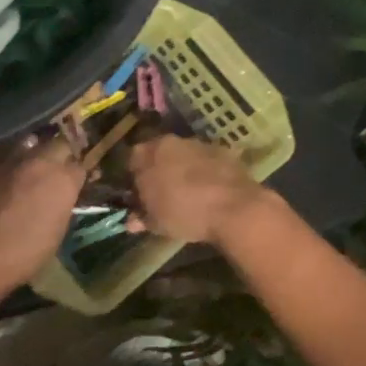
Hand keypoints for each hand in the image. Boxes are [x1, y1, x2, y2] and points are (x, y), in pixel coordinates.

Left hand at [0, 137, 85, 285]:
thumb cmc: (23, 254)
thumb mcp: (55, 233)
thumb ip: (61, 206)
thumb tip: (60, 197)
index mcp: (63, 180)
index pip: (79, 166)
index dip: (77, 175)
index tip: (74, 183)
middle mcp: (39, 161)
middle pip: (57, 145)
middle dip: (61, 155)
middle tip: (57, 170)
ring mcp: (10, 159)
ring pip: (29, 142)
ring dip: (34, 150)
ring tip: (32, 164)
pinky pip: (4, 153)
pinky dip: (10, 159)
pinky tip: (7, 172)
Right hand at [129, 135, 270, 243]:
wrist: (234, 208)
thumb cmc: (185, 213)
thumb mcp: (156, 223)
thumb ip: (141, 218)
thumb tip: (131, 222)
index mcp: (147, 155)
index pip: (132, 160)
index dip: (135, 177)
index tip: (140, 194)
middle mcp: (171, 142)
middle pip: (160, 153)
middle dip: (160, 169)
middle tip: (164, 192)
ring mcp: (199, 144)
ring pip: (185, 155)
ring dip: (185, 169)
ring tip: (191, 193)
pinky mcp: (224, 151)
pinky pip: (209, 161)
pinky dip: (208, 172)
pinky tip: (212, 191)